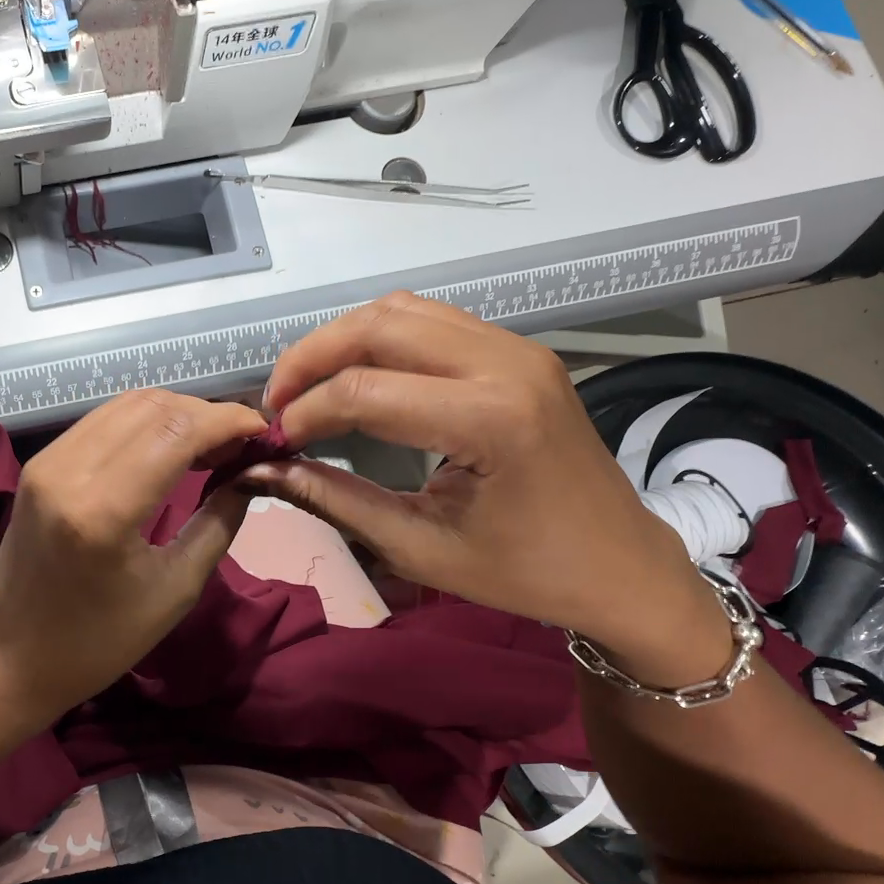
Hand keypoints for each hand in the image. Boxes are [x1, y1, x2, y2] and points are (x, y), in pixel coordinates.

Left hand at [0, 390, 265, 743]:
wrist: (15, 656)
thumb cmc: (100, 640)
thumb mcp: (175, 589)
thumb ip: (219, 521)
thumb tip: (252, 473)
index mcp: (102, 510)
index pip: (177, 430)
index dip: (228, 421)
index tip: (265, 433)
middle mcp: (68, 470)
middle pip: (153, 407)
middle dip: (207, 414)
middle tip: (240, 446)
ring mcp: (46, 461)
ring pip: (126, 404)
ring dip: (176, 413)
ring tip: (211, 446)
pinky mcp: (38, 463)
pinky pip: (101, 421)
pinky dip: (144, 422)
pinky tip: (169, 447)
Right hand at [249, 293, 715, 658]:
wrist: (621, 567)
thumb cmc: (525, 573)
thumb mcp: (419, 547)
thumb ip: (335, 500)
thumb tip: (262, 471)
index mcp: (490, 420)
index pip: (363, 391)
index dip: (303, 413)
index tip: (273, 444)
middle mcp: (506, 364)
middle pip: (377, 326)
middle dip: (309, 358)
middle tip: (276, 403)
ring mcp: (516, 349)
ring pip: (400, 310)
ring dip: (341, 340)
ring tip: (308, 387)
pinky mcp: (517, 350)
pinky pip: (430, 320)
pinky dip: (378, 339)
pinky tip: (356, 376)